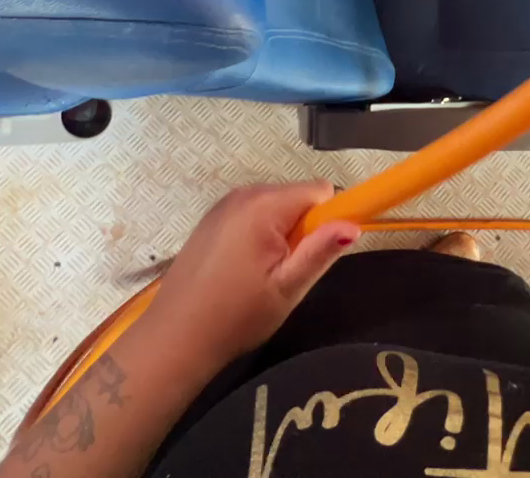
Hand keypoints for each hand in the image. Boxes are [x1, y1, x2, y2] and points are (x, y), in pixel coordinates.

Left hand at [141, 182, 360, 371]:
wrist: (175, 338)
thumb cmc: (236, 316)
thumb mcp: (287, 288)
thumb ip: (320, 251)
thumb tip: (354, 225)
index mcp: (265, 204)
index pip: (320, 191)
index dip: (325, 221)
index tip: (313, 254)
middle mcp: (245, 192)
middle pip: (297, 196)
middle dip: (301, 229)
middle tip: (284, 271)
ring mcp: (225, 202)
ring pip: (276, 205)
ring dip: (280, 232)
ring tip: (262, 273)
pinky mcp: (213, 216)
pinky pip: (253, 212)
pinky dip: (258, 233)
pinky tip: (242, 268)